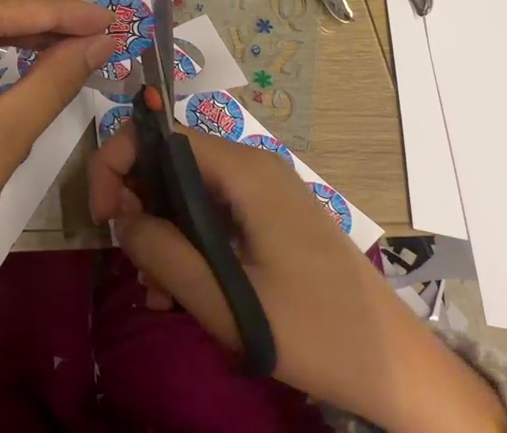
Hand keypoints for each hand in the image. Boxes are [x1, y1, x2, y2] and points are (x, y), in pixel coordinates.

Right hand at [89, 128, 506, 432]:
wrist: (402, 373)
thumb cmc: (317, 332)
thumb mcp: (226, 299)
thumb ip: (162, 251)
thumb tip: (122, 219)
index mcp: (245, 171)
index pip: (157, 134)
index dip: (116, 164)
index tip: (104, 219)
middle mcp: (252, 168)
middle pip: (167, 163)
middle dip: (138, 208)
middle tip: (135, 264)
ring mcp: (264, 194)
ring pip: (185, 193)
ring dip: (160, 235)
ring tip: (159, 292)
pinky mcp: (271, 219)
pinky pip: (210, 216)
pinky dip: (187, 245)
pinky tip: (182, 293)